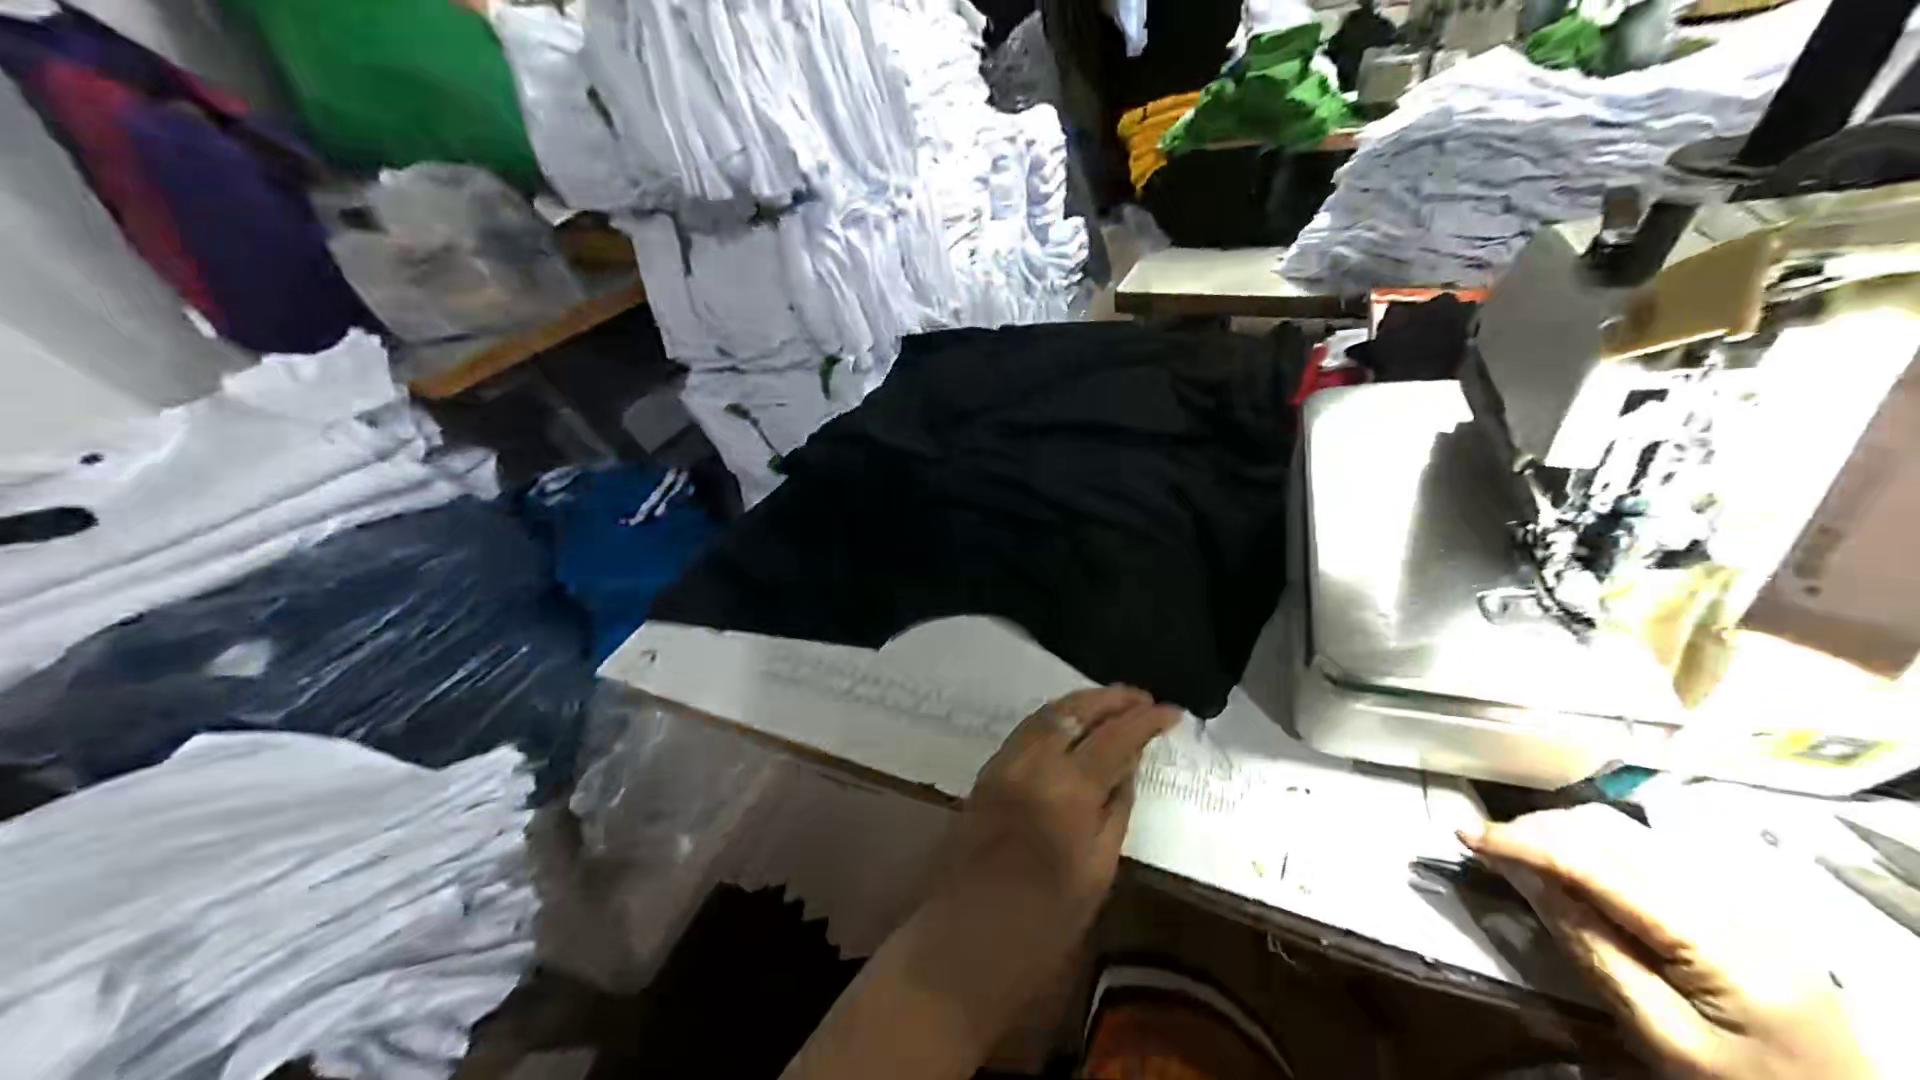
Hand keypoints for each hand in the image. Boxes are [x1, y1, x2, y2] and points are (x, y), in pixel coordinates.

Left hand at [906, 686, 1181, 1030]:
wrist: (966, 939)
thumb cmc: (1044, 921)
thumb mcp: (1098, 869)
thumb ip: (1116, 808)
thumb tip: (1129, 764)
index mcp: (1067, 790)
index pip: (1115, 736)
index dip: (1147, 720)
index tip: (1172, 712)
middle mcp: (1032, 763)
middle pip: (1076, 709)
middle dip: (1113, 698)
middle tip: (1144, 698)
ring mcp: (1004, 762)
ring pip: (1047, 712)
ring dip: (1083, 701)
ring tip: (1114, 703)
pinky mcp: (987, 771)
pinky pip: (1027, 729)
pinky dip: (1055, 716)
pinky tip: (1072, 724)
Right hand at [1464, 806, 1877, 1079]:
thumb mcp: (1664, 1037)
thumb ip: (1597, 955)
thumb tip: (1531, 882)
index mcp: (1721, 944)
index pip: (1597, 867)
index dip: (1523, 843)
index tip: (1464, 834)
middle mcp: (1735, 902)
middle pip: (1610, 836)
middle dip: (1535, 832)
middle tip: (1487, 847)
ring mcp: (1741, 895)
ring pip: (1625, 832)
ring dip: (1560, 832)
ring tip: (1520, 853)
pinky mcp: (1736, 898)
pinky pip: (1646, 849)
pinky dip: (1592, 843)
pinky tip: (1569, 863)